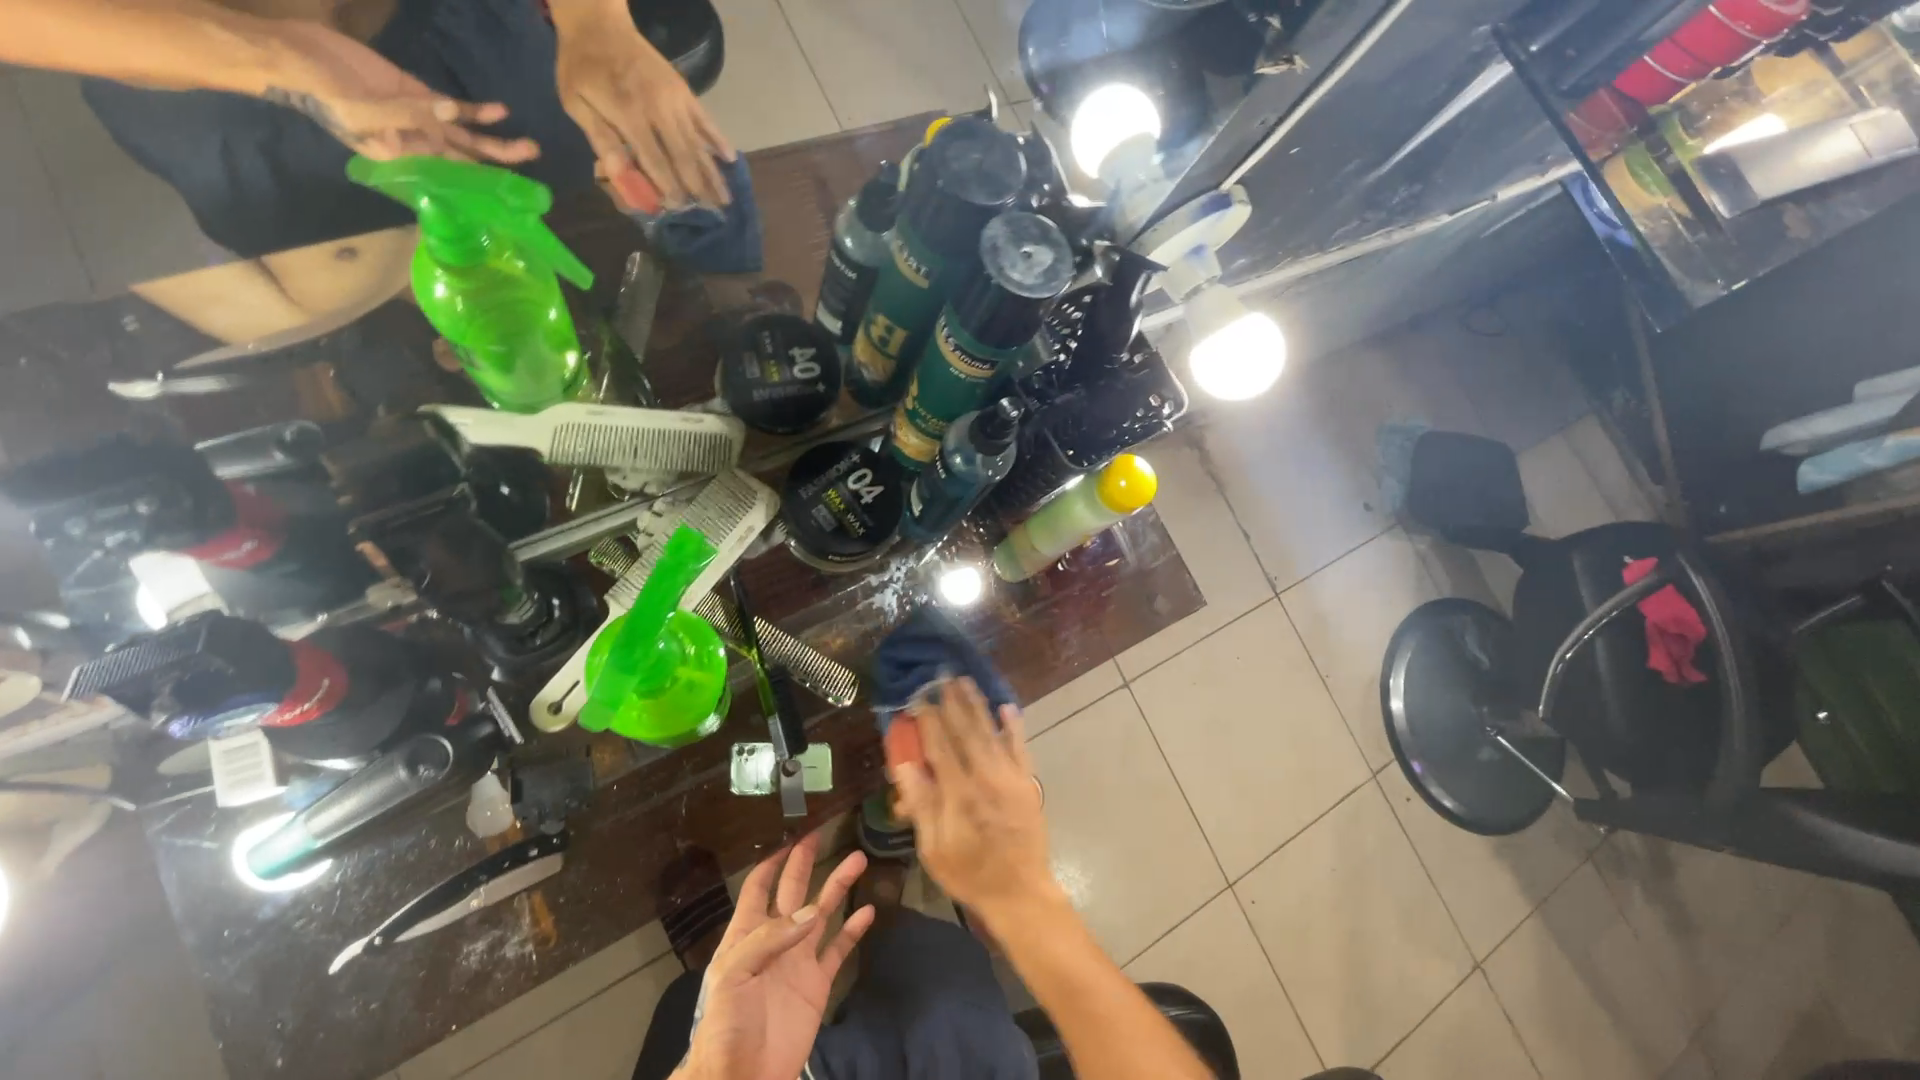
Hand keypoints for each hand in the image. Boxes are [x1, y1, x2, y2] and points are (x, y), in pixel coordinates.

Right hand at [265, 20, 537, 162]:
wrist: (293, 56)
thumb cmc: (321, 93)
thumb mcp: (363, 111)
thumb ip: (410, 114)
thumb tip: (453, 114)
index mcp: (406, 158)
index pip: (454, 176)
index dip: (483, 183)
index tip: (514, 193)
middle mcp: (419, 144)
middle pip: (468, 158)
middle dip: (501, 163)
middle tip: (533, 159)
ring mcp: (420, 118)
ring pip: (467, 136)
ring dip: (497, 140)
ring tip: (530, 145)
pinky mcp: (416, 93)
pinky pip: (453, 107)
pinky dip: (477, 111)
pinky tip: (501, 111)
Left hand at [553, 2, 735, 209]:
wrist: (598, 24)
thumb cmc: (581, 67)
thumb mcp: (575, 102)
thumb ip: (599, 137)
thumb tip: (619, 173)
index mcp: (629, 114)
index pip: (655, 161)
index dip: (668, 188)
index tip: (679, 210)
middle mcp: (659, 109)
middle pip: (683, 157)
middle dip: (697, 188)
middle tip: (709, 214)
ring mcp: (676, 99)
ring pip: (698, 144)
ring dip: (713, 173)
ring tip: (725, 199)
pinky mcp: (684, 92)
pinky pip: (706, 120)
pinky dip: (719, 140)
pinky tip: (731, 159)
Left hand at [681, 832, 873, 1079]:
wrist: (742, 1077)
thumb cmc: (727, 1025)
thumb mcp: (734, 975)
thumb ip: (770, 938)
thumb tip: (812, 910)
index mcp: (747, 935)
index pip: (759, 887)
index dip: (772, 862)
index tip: (790, 835)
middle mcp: (776, 940)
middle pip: (794, 890)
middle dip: (806, 862)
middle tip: (823, 833)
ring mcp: (799, 961)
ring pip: (822, 913)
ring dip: (837, 887)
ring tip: (858, 860)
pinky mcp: (818, 984)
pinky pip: (838, 949)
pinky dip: (853, 930)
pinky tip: (868, 911)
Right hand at [891, 678, 1056, 927]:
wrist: (1020, 893)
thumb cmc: (969, 874)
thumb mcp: (933, 849)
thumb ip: (921, 805)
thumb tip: (905, 766)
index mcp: (959, 794)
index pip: (940, 746)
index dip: (928, 721)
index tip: (918, 699)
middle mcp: (986, 778)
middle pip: (966, 731)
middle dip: (952, 702)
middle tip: (941, 676)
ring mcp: (1010, 778)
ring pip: (991, 732)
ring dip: (977, 704)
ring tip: (965, 681)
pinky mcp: (1027, 784)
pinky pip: (1019, 747)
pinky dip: (1013, 726)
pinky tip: (1006, 707)